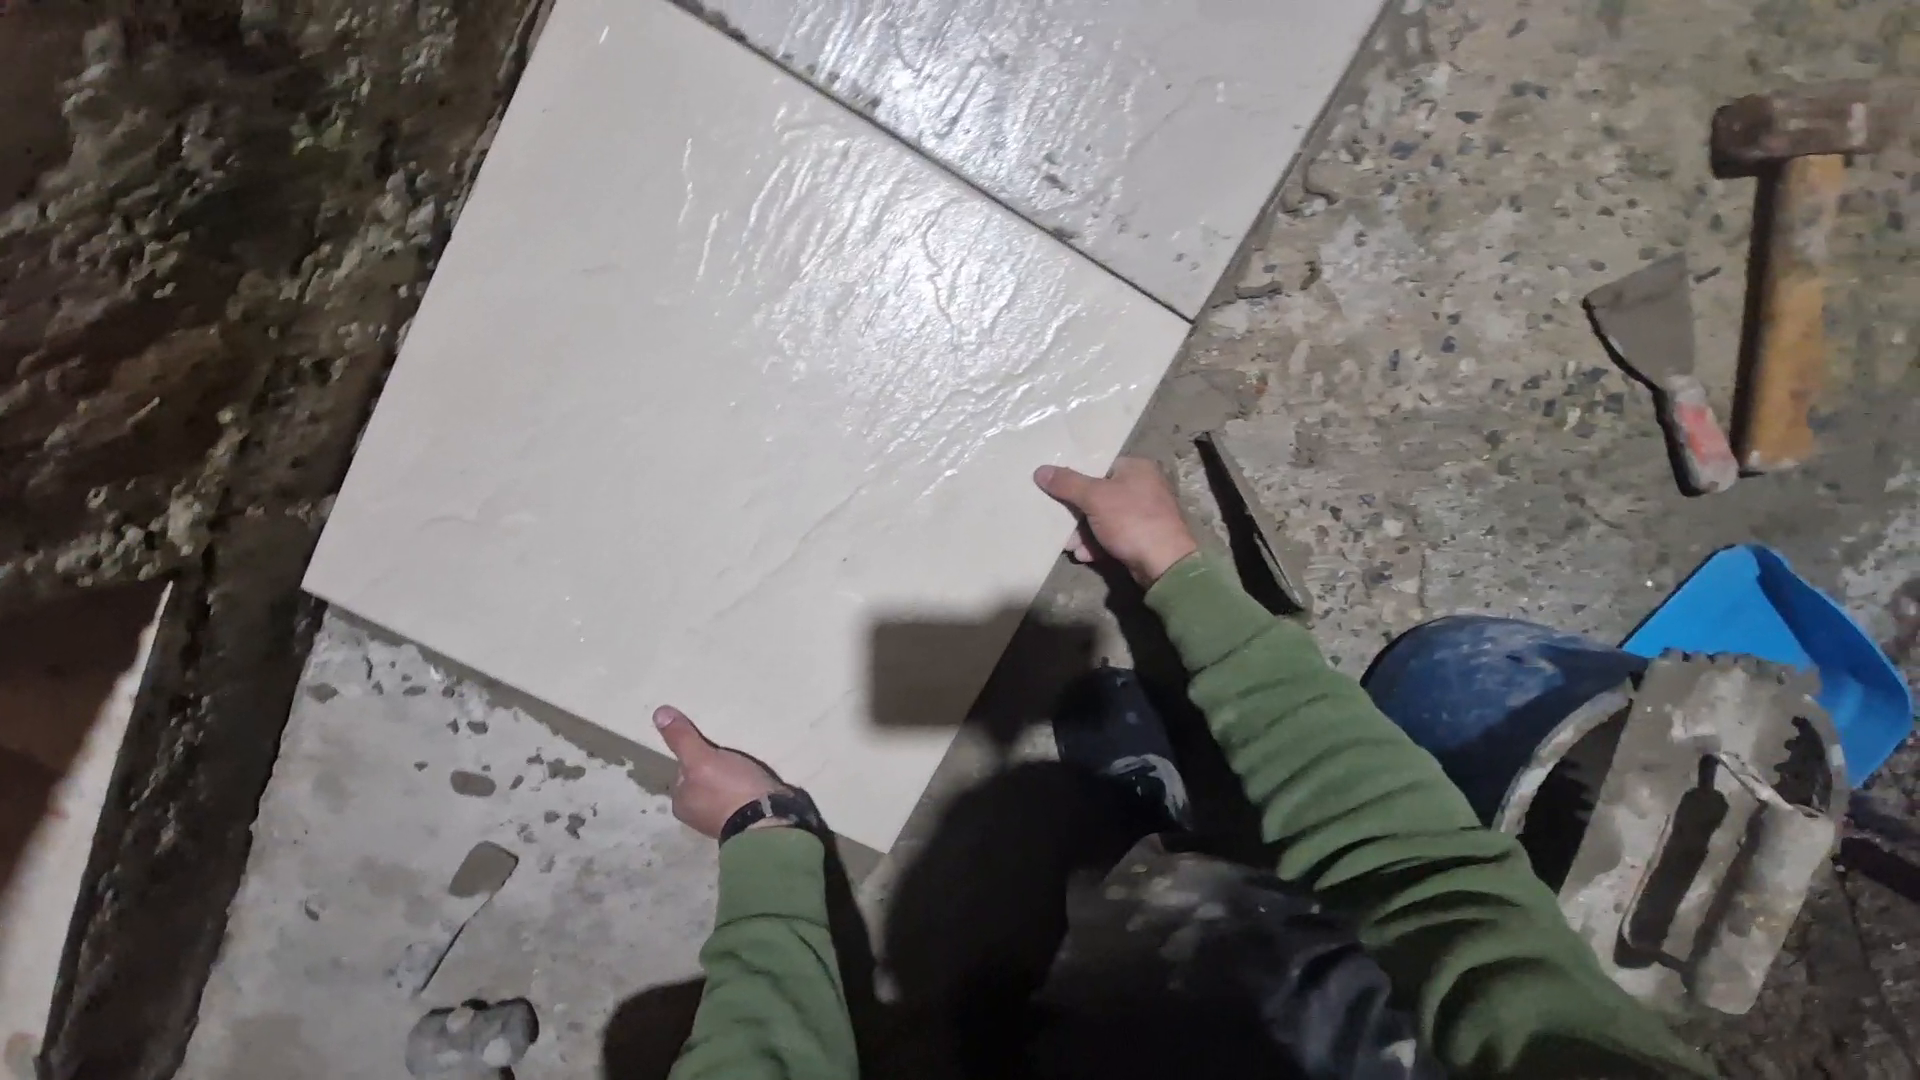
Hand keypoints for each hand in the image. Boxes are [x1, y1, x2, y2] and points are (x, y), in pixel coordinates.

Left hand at [654, 705, 786, 837]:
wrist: (768, 819)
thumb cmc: (729, 789)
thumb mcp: (701, 759)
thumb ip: (682, 738)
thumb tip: (657, 712)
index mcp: (681, 804)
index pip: (684, 770)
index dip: (698, 755)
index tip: (714, 748)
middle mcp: (696, 815)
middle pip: (704, 779)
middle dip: (716, 768)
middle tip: (733, 756)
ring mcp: (722, 819)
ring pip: (724, 789)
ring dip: (734, 779)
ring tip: (748, 766)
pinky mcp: (746, 819)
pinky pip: (742, 796)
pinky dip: (748, 788)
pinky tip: (756, 781)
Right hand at [1034, 457, 1198, 586]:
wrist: (1164, 564)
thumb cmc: (1131, 520)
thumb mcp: (1095, 498)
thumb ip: (1067, 483)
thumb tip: (1040, 470)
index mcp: (1136, 468)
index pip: (1099, 466)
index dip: (1075, 479)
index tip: (1055, 491)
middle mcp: (1142, 486)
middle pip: (1097, 494)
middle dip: (1075, 514)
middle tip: (1059, 527)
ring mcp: (1143, 513)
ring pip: (1102, 517)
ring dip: (1083, 533)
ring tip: (1070, 547)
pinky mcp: (1142, 536)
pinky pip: (1112, 534)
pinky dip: (1097, 544)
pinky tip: (1084, 556)